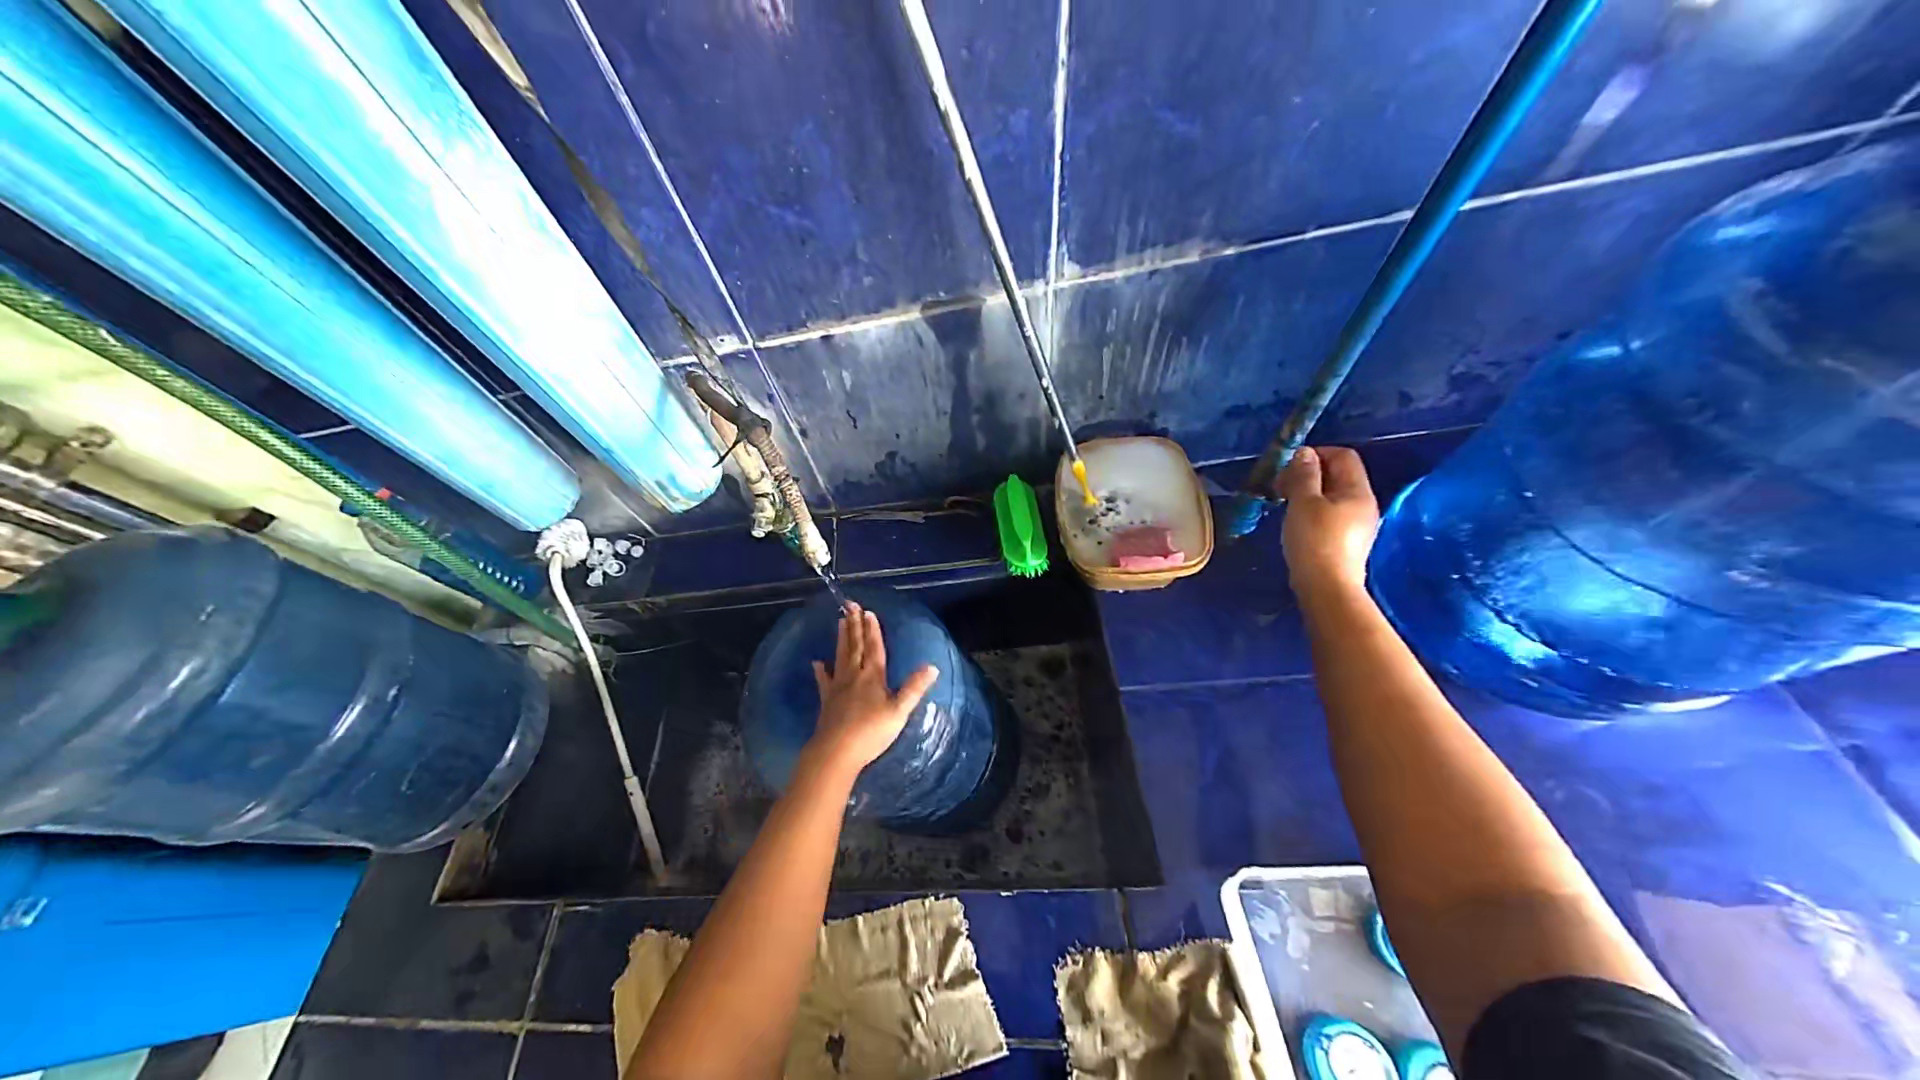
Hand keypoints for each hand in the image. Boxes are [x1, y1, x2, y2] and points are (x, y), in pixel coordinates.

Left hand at [805, 602, 939, 779]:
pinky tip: (816, 663)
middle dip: (854, 626)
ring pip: (840, 657)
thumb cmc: (871, 732)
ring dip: (841, 639)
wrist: (836, 752)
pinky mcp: (827, 701)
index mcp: (873, 677)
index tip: (868, 612)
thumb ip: (914, 688)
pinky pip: (823, 681)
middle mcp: (854, 676)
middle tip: (849, 605)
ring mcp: (838, 688)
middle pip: (855, 646)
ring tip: (839, 622)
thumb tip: (932, 666)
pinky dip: (820, 671)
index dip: (872, 630)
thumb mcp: (899, 712)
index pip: (874, 648)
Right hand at [1279, 446, 1379, 599]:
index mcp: (1358, 491)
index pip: (1343, 456)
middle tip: (1281, 485)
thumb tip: (1304, 453)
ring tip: (1284, 503)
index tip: (1288, 466)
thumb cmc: (1315, 541)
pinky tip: (1295, 522)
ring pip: (1332, 496)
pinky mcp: (1347, 541)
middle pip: (1339, 475)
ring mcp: (1357, 524)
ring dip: (1308, 493)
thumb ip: (1304, 475)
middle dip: (1309, 474)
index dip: (1316, 454)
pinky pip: (1330, 514)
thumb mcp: (1304, 502)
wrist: (1327, 588)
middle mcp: (1364, 504)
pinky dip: (1312, 510)